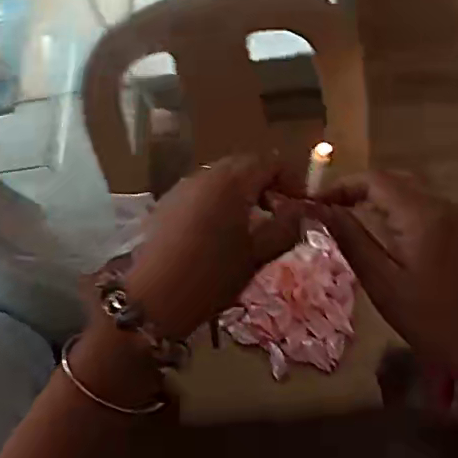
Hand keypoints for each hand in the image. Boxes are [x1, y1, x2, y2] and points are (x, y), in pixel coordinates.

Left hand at [119, 154, 298, 337]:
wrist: (155, 295)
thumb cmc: (213, 275)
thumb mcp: (258, 254)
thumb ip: (285, 227)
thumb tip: (302, 210)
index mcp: (231, 182)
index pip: (269, 162)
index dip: (290, 178)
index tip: (301, 204)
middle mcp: (205, 175)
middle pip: (243, 165)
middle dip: (265, 183)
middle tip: (279, 213)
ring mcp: (182, 186)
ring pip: (220, 177)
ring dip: (241, 192)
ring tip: (251, 224)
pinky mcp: (166, 202)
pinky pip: (200, 190)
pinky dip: (217, 200)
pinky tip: (219, 232)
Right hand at [312, 170, 457, 393]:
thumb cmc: (438, 321)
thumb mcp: (383, 283)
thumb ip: (351, 239)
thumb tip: (320, 209)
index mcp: (421, 213)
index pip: (372, 179)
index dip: (338, 186)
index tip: (312, 204)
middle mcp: (440, 205)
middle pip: (390, 180)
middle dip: (354, 189)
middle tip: (326, 211)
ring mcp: (455, 219)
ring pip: (406, 192)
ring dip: (373, 199)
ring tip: (345, 219)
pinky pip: (419, 207)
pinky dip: (392, 210)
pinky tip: (379, 235)